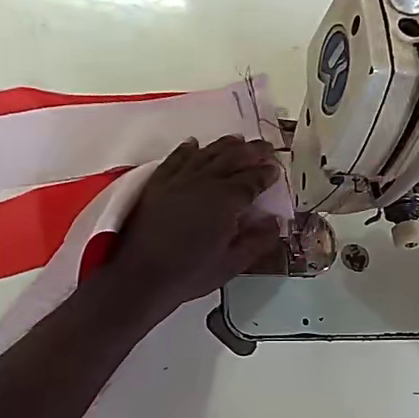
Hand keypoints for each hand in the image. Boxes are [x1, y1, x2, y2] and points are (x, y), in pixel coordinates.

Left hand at [107, 135, 281, 311]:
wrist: (142, 276)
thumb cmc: (189, 273)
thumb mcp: (232, 264)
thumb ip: (257, 241)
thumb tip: (273, 223)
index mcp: (227, 200)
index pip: (253, 180)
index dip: (267, 174)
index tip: (275, 170)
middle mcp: (204, 182)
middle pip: (233, 158)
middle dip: (252, 152)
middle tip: (265, 148)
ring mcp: (179, 179)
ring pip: (207, 153)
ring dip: (225, 145)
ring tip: (238, 141)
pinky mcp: (157, 183)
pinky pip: (176, 157)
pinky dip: (189, 149)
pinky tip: (194, 144)